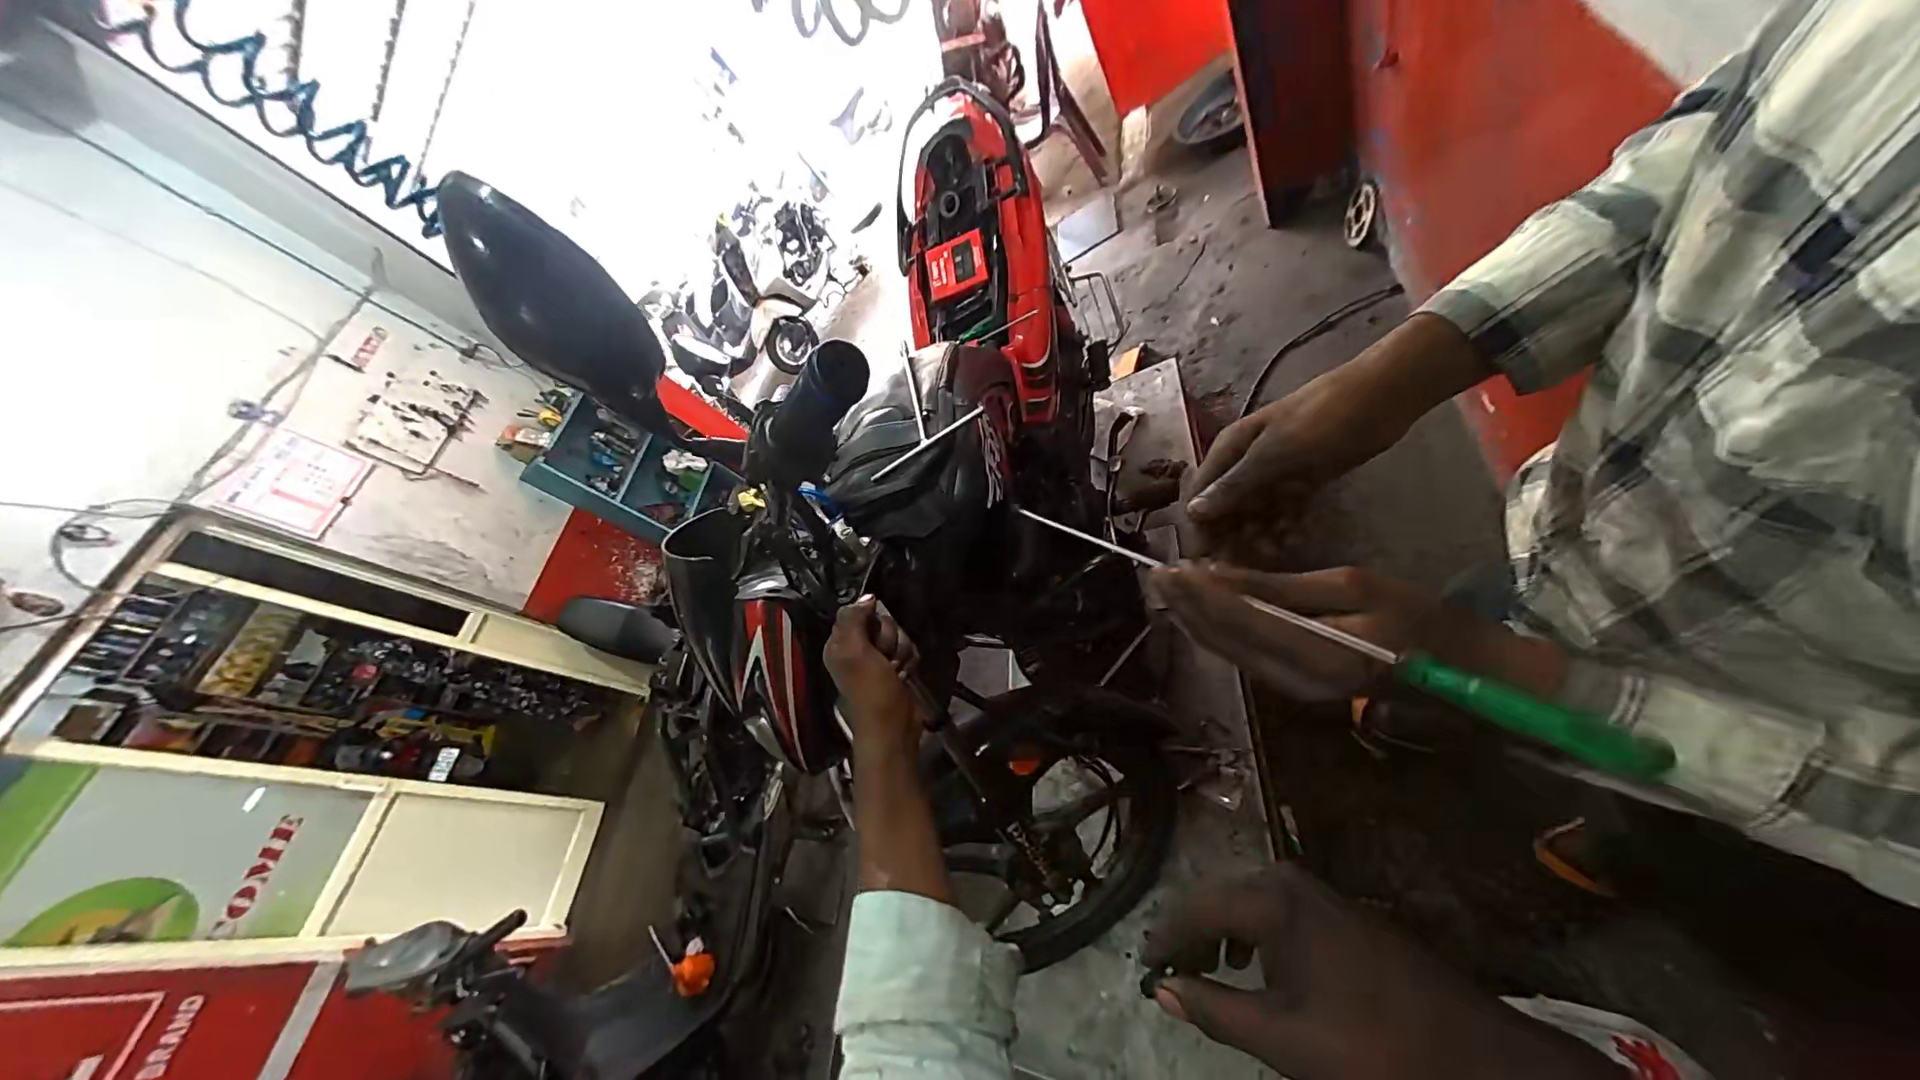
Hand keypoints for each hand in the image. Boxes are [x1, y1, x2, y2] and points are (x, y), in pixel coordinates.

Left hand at [824, 596, 921, 748]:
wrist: (894, 726)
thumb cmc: (871, 690)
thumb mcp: (854, 651)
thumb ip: (854, 619)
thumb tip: (867, 596)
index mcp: (840, 642)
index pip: (861, 612)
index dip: (872, 623)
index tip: (872, 640)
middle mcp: (857, 648)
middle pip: (884, 622)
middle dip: (890, 639)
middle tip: (885, 660)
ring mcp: (878, 659)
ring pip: (900, 635)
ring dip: (902, 651)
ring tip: (896, 670)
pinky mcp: (897, 667)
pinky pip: (910, 649)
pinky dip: (910, 661)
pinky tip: (905, 674)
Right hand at [1144, 865, 1616, 1079]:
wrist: (1483, 1059)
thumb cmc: (1375, 1048)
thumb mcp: (1285, 1040)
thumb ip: (1216, 1011)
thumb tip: (1162, 991)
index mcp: (1272, 899)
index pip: (1198, 909)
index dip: (1166, 938)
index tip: (1144, 966)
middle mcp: (1289, 880)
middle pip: (1220, 898)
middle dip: (1192, 935)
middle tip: (1172, 973)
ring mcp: (1319, 892)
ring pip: (1248, 903)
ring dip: (1221, 935)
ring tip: (1207, 972)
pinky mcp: (1340, 911)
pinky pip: (1277, 911)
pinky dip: (1254, 936)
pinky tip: (1256, 967)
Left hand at [1148, 563, 1567, 702]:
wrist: (1454, 671)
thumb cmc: (1413, 618)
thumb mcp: (1349, 586)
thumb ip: (1278, 588)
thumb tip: (1217, 576)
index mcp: (1316, 653)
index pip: (1238, 621)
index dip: (1198, 595)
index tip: (1168, 567)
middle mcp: (1292, 680)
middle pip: (1221, 641)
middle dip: (1184, 607)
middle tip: (1155, 573)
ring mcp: (1288, 689)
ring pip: (1224, 651)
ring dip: (1192, 619)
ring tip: (1167, 587)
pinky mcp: (1288, 686)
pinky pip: (1239, 657)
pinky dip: (1214, 631)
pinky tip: (1197, 609)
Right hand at [1185, 314, 1490, 563]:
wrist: (1383, 396)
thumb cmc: (1322, 419)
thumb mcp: (1273, 453)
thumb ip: (1234, 484)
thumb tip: (1194, 511)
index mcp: (1229, 449)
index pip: (1200, 494)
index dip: (1199, 527)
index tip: (1205, 558)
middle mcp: (1244, 463)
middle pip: (1224, 507)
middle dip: (1229, 535)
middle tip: (1241, 563)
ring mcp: (1273, 473)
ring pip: (1252, 513)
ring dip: (1256, 534)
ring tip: (1272, 552)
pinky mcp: (1299, 481)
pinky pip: (1281, 511)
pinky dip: (1283, 526)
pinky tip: (1291, 540)